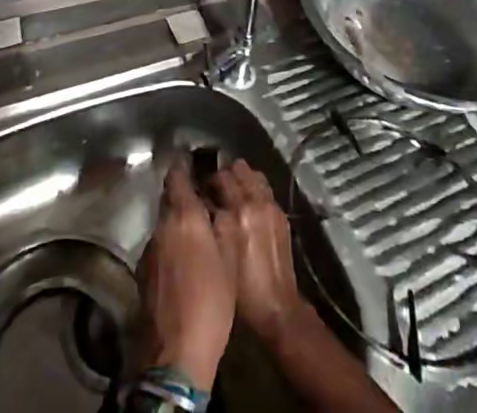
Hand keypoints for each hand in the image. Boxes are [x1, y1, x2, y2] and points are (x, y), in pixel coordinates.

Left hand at [134, 155, 235, 389]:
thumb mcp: (228, 261)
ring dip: (178, 224)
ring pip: (164, 225)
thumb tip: (214, 203)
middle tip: (205, 202)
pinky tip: (185, 263)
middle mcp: (160, 227)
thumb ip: (220, 225)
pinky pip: (160, 246)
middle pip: (169, 200)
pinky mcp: (143, 271)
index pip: (177, 177)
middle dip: (184, 197)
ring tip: (199, 236)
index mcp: (183, 218)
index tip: (195, 162)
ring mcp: (148, 249)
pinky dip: (171, 246)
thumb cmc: (212, 302)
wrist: (177, 350)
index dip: (185, 167)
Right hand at [210, 159, 309, 337]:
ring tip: (228, 192)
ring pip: (250, 173)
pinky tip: (245, 201)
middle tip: (211, 189)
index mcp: (235, 213)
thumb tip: (199, 199)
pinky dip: (252, 186)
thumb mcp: (216, 251)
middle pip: (234, 170)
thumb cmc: (239, 286)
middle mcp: (254, 203)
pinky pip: (263, 185)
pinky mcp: (280, 214)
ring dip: (238, 178)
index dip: (204, 181)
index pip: (217, 178)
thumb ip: (208, 219)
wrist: (275, 306)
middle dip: (221, 175)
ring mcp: (270, 207)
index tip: (197, 187)